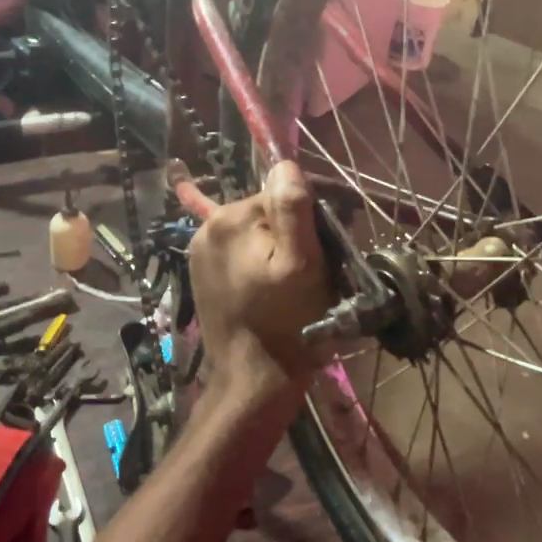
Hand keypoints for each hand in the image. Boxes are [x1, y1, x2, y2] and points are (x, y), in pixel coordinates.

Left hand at [186, 161, 334, 408]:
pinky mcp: (202, 268)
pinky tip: (206, 201)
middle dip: (298, 224)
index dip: (318, 209)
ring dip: (279, 237)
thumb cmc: (288, 322)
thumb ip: (294, 210)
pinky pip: (230, 240)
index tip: (339, 233)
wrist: (254, 378)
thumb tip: (286, 164)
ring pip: (256, 225)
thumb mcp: (302, 265)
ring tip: (299, 270)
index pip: (286, 192)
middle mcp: (210, 225)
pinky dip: (234, 231)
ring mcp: (202, 247)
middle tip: (322, 258)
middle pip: (269, 208)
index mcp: (234, 217)